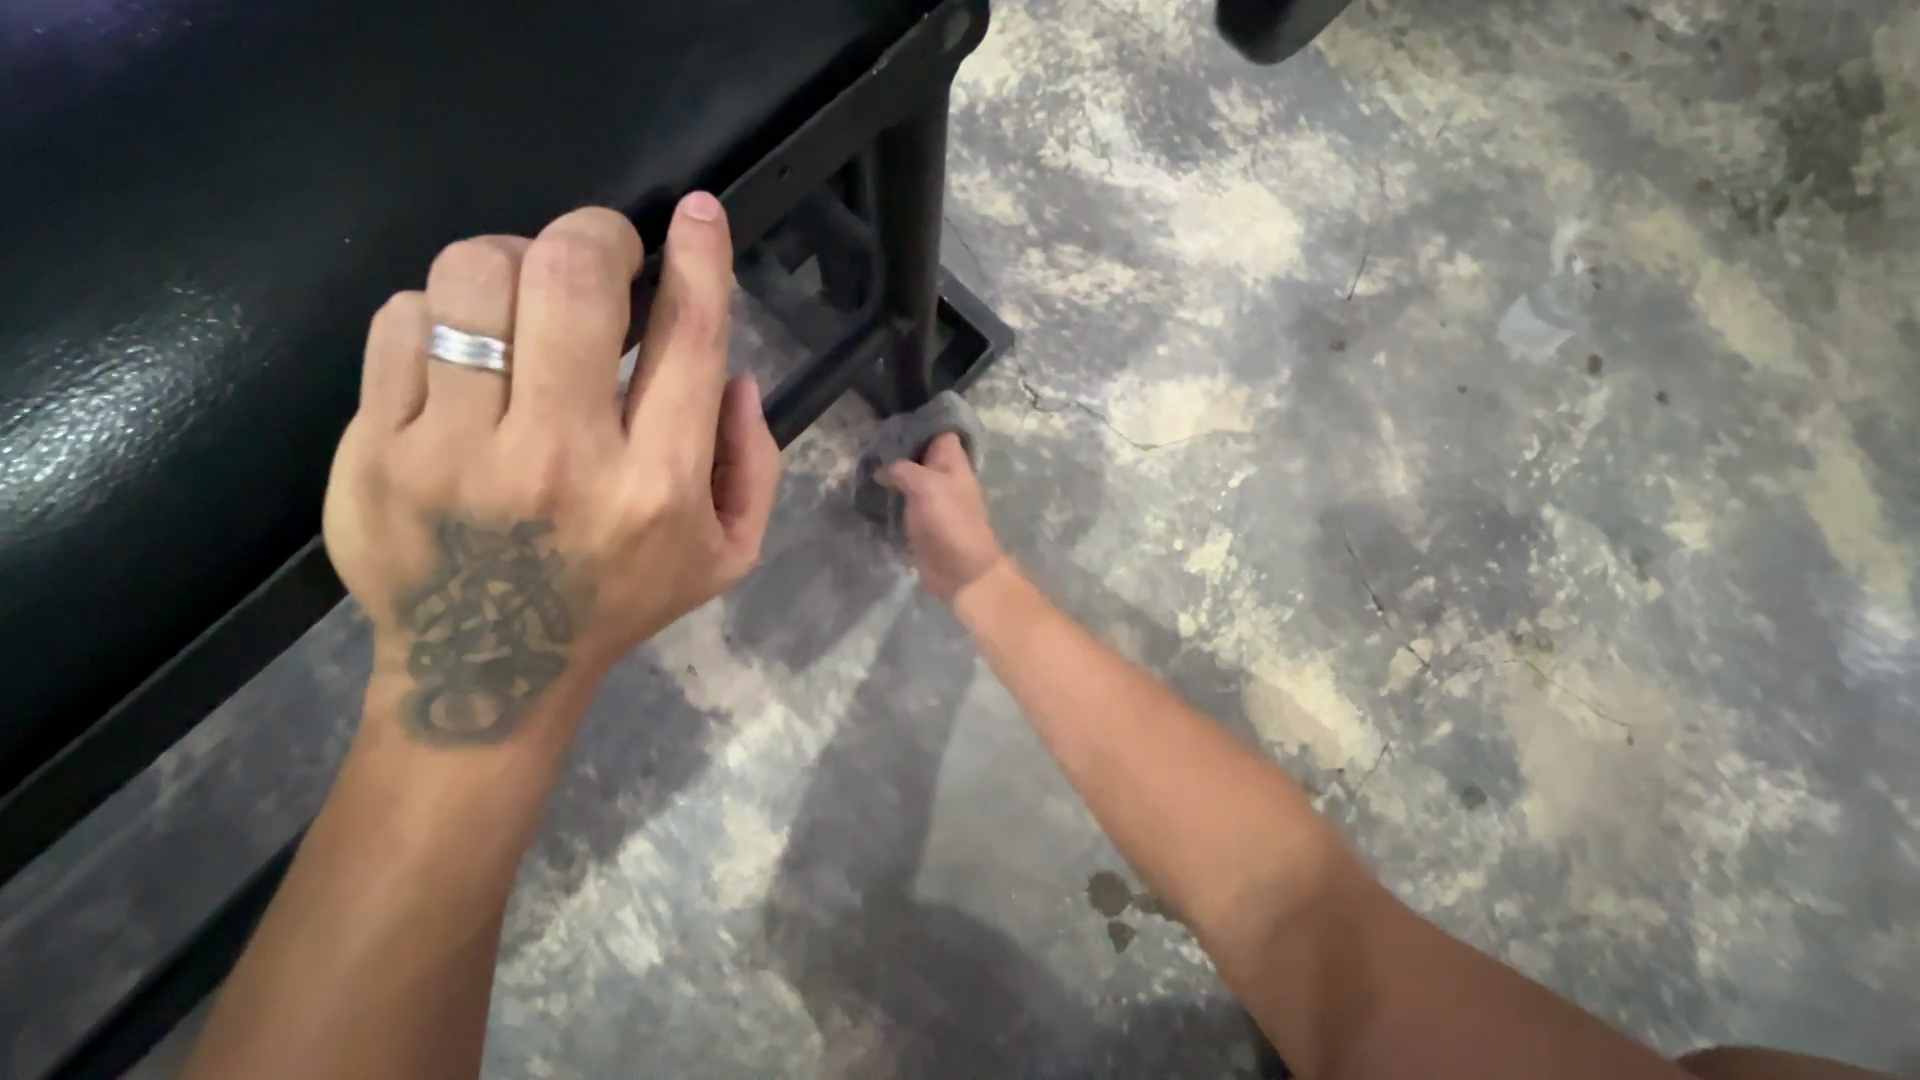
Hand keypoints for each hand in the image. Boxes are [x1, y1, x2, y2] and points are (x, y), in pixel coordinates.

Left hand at [321, 195, 780, 745]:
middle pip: (572, 280)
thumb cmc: (621, 604)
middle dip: (597, 234)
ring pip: (474, 278)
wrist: (490, 675)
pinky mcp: (379, 452)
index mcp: (657, 485)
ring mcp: (459, 453)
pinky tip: (463, 349)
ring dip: (513, 261)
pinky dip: (440, 310)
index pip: (687, 339)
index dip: (700, 259)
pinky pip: (401, 320)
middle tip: (604, 250)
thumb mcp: (727, 557)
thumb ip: (757, 467)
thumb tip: (737, 376)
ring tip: (525, 295)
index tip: (699, 213)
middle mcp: (562, 460)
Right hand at [878, 433, 1006, 602]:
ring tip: (862, 463)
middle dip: (897, 449)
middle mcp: (943, 478)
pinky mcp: (920, 522)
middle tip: (868, 442)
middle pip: (920, 455)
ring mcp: (931, 500)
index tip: (893, 419)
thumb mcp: (927, 486)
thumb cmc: (950, 522)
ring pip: (909, 478)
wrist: (961, 571)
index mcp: (953, 463)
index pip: (940, 433)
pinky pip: (902, 503)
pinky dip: (888, 498)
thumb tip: (882, 470)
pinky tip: (867, 490)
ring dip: (890, 474)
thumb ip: (904, 470)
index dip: (921, 424)